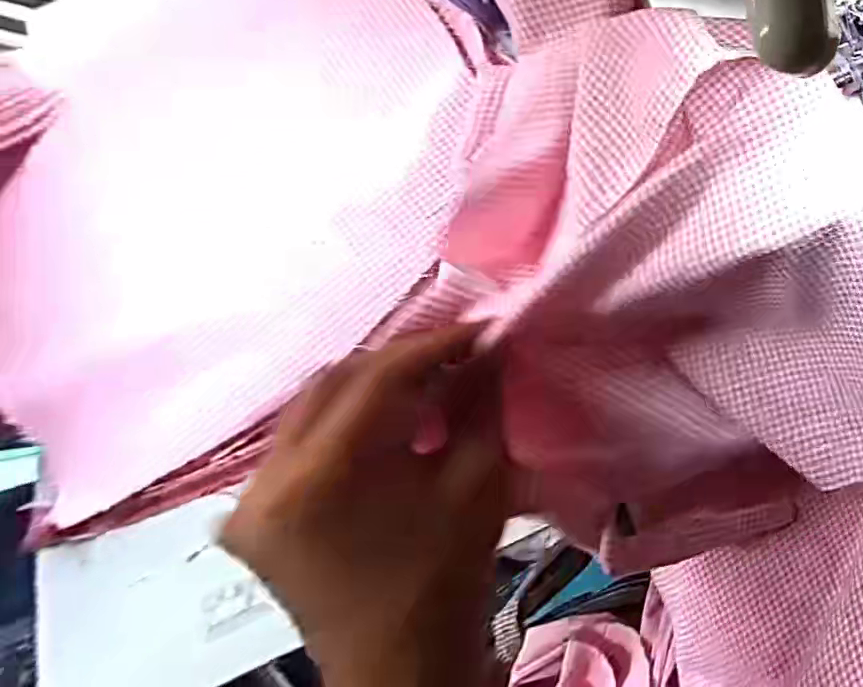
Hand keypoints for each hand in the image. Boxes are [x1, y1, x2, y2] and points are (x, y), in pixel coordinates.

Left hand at [220, 322, 508, 686]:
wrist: (398, 652)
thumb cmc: (446, 564)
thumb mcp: (478, 472)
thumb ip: (481, 399)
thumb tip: (493, 344)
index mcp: (321, 475)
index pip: (377, 376)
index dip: (438, 343)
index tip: (487, 329)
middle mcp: (266, 481)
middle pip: (335, 381)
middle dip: (405, 356)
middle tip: (463, 350)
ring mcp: (249, 500)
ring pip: (313, 403)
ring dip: (377, 381)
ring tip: (435, 378)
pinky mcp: (255, 514)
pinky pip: (303, 435)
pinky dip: (353, 413)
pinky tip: (397, 418)